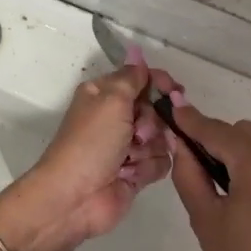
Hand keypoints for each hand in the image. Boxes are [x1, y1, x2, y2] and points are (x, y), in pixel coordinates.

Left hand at [0, 59, 173, 250]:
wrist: (76, 196)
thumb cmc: (91, 141)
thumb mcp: (110, 100)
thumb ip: (131, 78)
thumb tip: (137, 55)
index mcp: (103, 94)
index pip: (140, 79)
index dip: (159, 84)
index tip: (174, 92)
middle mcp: (115, 117)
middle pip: (155, 110)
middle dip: (151, 122)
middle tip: (137, 133)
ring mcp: (127, 145)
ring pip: (162, 138)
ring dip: (149, 148)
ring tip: (129, 158)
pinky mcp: (136, 171)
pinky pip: (161, 162)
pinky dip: (148, 167)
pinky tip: (131, 174)